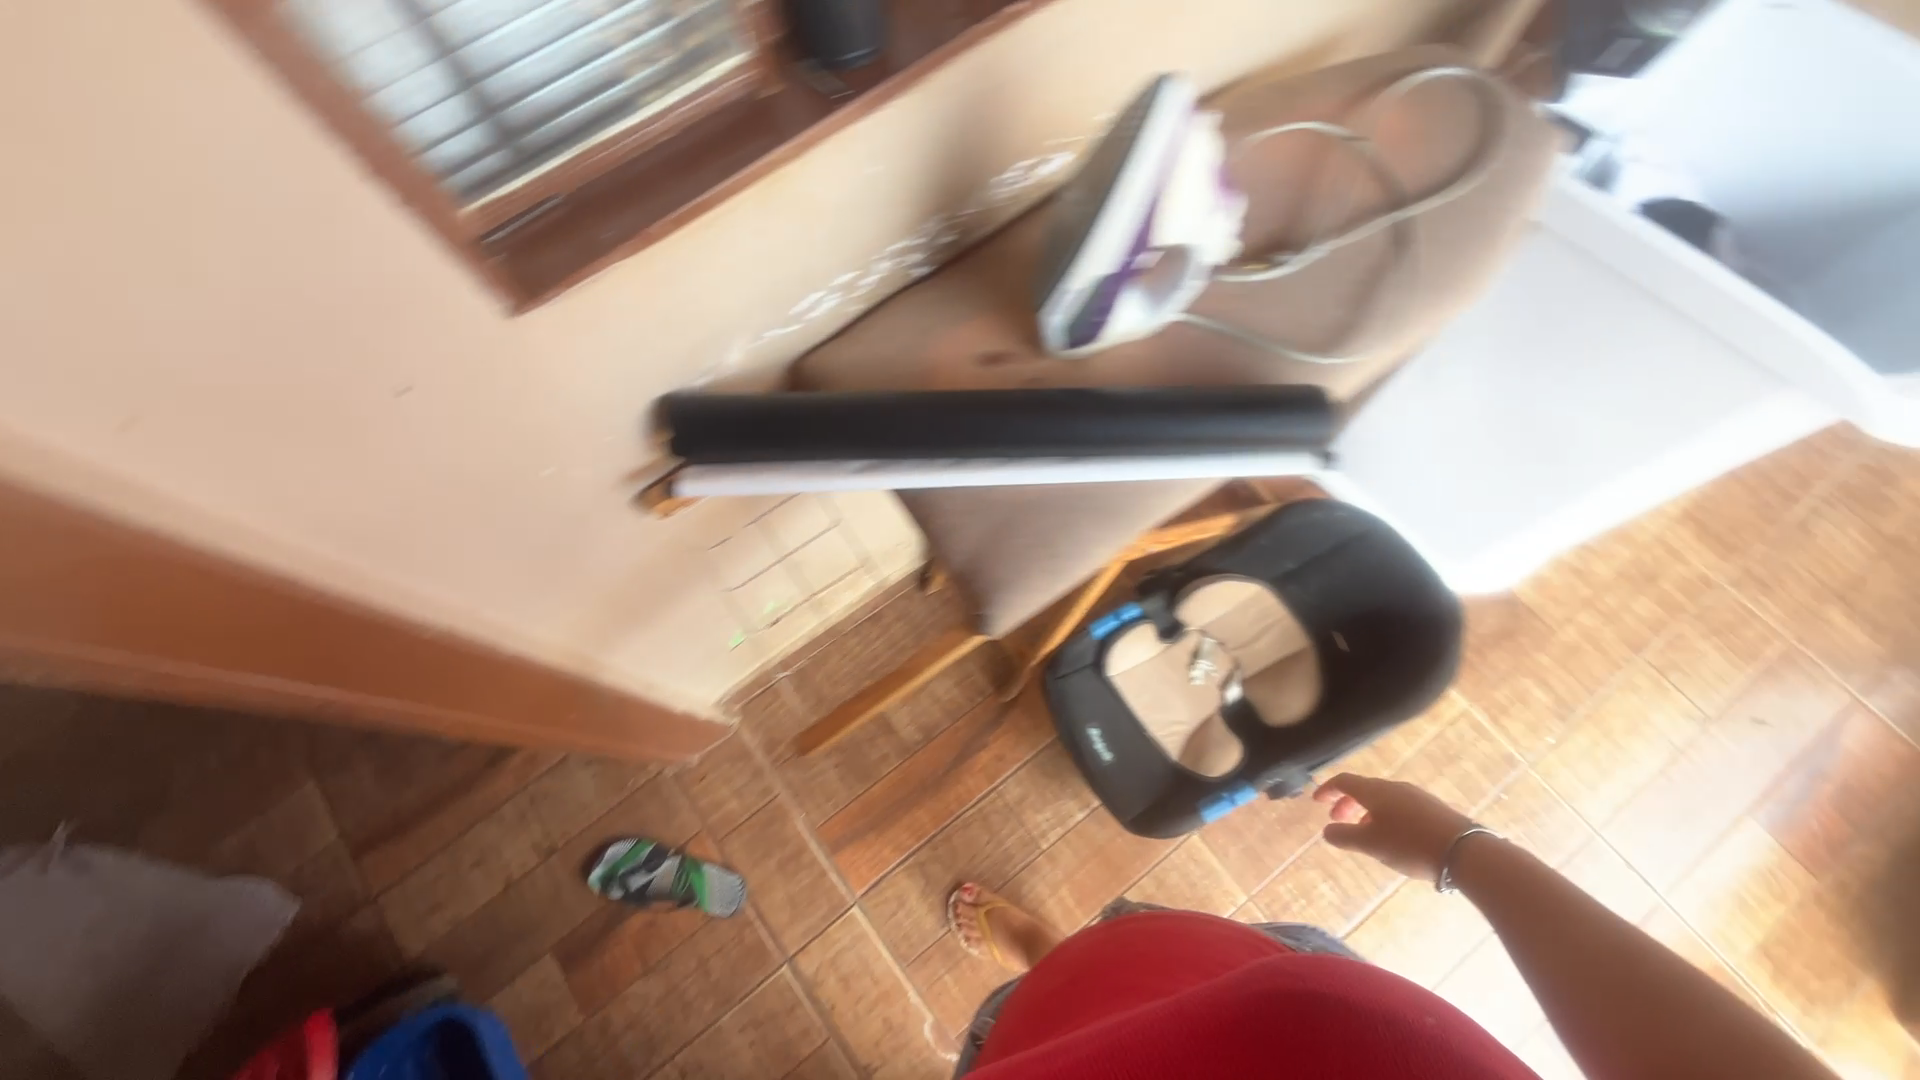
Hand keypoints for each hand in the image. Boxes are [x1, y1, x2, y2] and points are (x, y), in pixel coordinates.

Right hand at [1312, 773, 1476, 882]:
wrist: (1465, 851)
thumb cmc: (1409, 844)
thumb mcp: (1370, 844)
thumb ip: (1344, 836)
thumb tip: (1327, 830)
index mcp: (1374, 791)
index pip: (1344, 781)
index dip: (1327, 789)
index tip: (1316, 801)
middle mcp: (1394, 787)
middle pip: (1364, 789)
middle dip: (1347, 803)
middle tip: (1338, 820)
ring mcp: (1417, 797)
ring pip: (1384, 799)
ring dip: (1368, 812)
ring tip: (1365, 833)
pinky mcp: (1435, 809)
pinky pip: (1401, 807)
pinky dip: (1387, 816)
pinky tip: (1394, 837)